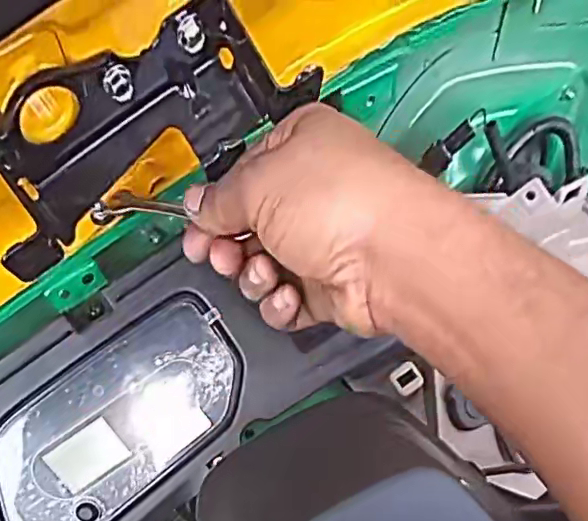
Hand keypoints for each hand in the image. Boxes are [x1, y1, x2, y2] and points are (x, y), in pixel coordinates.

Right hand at [181, 103, 453, 334]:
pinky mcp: (325, 289)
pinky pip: (284, 303)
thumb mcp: (259, 184)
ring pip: (262, 271)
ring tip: (265, 271)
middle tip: (222, 255)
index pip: (239, 179)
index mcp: (298, 148)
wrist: (391, 261)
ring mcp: (320, 245)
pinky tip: (288, 295)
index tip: (195, 228)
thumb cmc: (347, 205)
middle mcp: (311, 196)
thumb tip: (198, 206)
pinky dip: (280, 305)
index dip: (212, 208)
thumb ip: (219, 199)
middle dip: (228, 248)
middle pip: (247, 229)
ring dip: (255, 277)